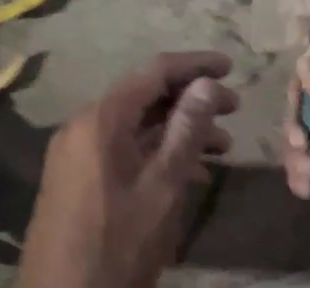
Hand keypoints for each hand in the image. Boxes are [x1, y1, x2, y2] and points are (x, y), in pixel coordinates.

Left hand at [19, 52, 238, 287]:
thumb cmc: (117, 246)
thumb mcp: (163, 188)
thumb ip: (187, 130)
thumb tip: (207, 83)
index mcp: (101, 119)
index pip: (155, 71)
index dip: (196, 65)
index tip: (232, 67)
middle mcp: (84, 126)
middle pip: (145, 96)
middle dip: (192, 100)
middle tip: (234, 110)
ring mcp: (76, 154)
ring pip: (136, 126)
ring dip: (178, 130)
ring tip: (222, 148)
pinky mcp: (75, 180)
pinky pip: (122, 149)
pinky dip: (156, 152)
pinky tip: (190, 173)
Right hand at [283, 52, 309, 252]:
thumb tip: (303, 59)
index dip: (298, 97)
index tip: (296, 109)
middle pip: (297, 114)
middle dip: (295, 133)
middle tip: (302, 144)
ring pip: (293, 142)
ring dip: (296, 159)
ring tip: (308, 171)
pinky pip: (295, 164)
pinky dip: (298, 176)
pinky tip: (308, 186)